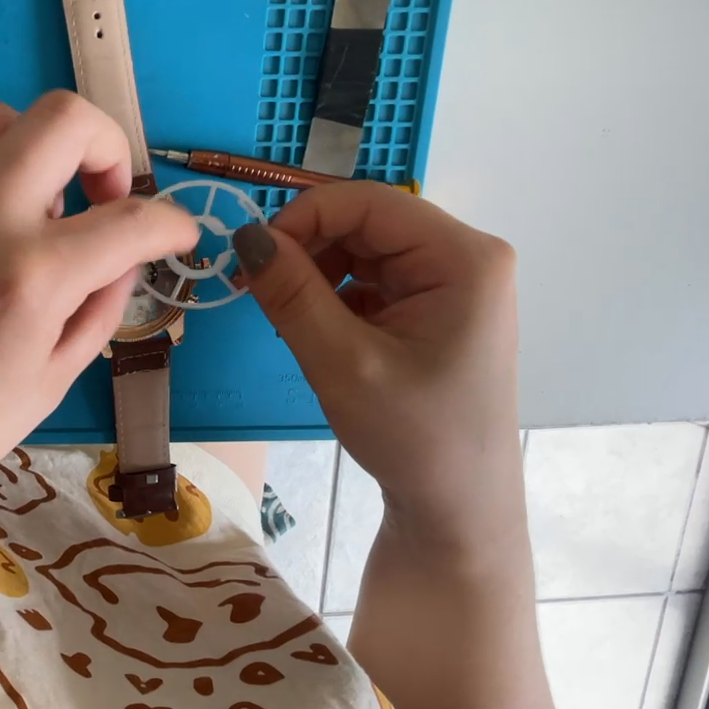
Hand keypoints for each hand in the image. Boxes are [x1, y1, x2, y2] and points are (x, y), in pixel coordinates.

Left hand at [0, 92, 197, 548]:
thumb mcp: (52, 381)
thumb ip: (101, 306)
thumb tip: (123, 256)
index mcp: (33, 277)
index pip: (130, 219)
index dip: (171, 223)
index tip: (176, 233)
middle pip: (64, 120)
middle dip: (107, 147)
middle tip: (102, 196)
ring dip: (32, 150)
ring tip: (29, 207)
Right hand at [233, 183, 556, 708]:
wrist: (455, 505)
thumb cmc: (410, 434)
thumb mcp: (342, 362)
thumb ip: (293, 294)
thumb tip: (245, 237)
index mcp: (462, 257)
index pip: (368, 203)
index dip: (301, 219)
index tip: (248, 262)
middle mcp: (463, 258)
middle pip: (367, 224)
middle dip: (306, 249)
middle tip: (256, 291)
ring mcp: (449, 287)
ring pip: (364, 254)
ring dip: (316, 276)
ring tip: (285, 318)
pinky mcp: (432, 314)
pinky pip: (371, 284)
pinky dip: (333, 299)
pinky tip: (315, 333)